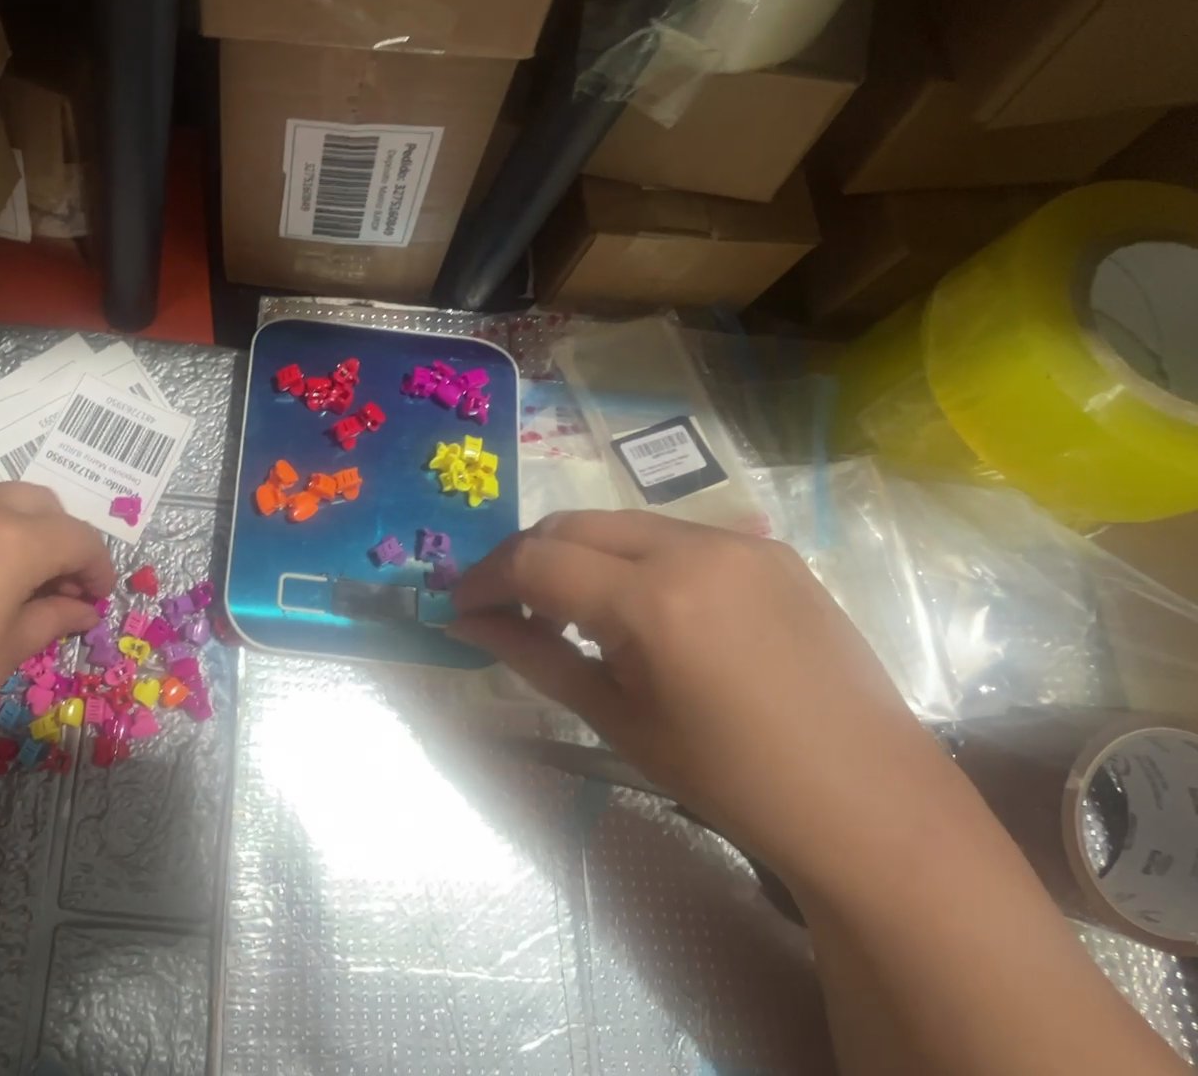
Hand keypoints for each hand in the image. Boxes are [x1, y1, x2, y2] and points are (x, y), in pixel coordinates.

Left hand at [0, 479, 113, 788]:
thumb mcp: (0, 659)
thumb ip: (49, 620)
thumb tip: (81, 608)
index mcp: (11, 541)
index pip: (78, 537)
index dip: (98, 567)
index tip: (96, 599)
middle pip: (37, 503)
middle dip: (58, 538)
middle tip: (55, 587)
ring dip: (11, 524)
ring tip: (3, 573)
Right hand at [449, 510, 954, 880]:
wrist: (867, 804)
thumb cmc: (728, 778)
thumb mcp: (614, 716)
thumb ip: (532, 655)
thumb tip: (465, 622)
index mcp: (654, 600)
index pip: (535, 561)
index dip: (485, 580)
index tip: (458, 608)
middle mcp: (696, 548)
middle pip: (572, 524)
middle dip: (524, 559)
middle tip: (503, 608)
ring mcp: (741, 542)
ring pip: (620, 523)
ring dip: (575, 555)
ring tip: (565, 613)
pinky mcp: (771, 551)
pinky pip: (671, 536)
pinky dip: (628, 559)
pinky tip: (633, 610)